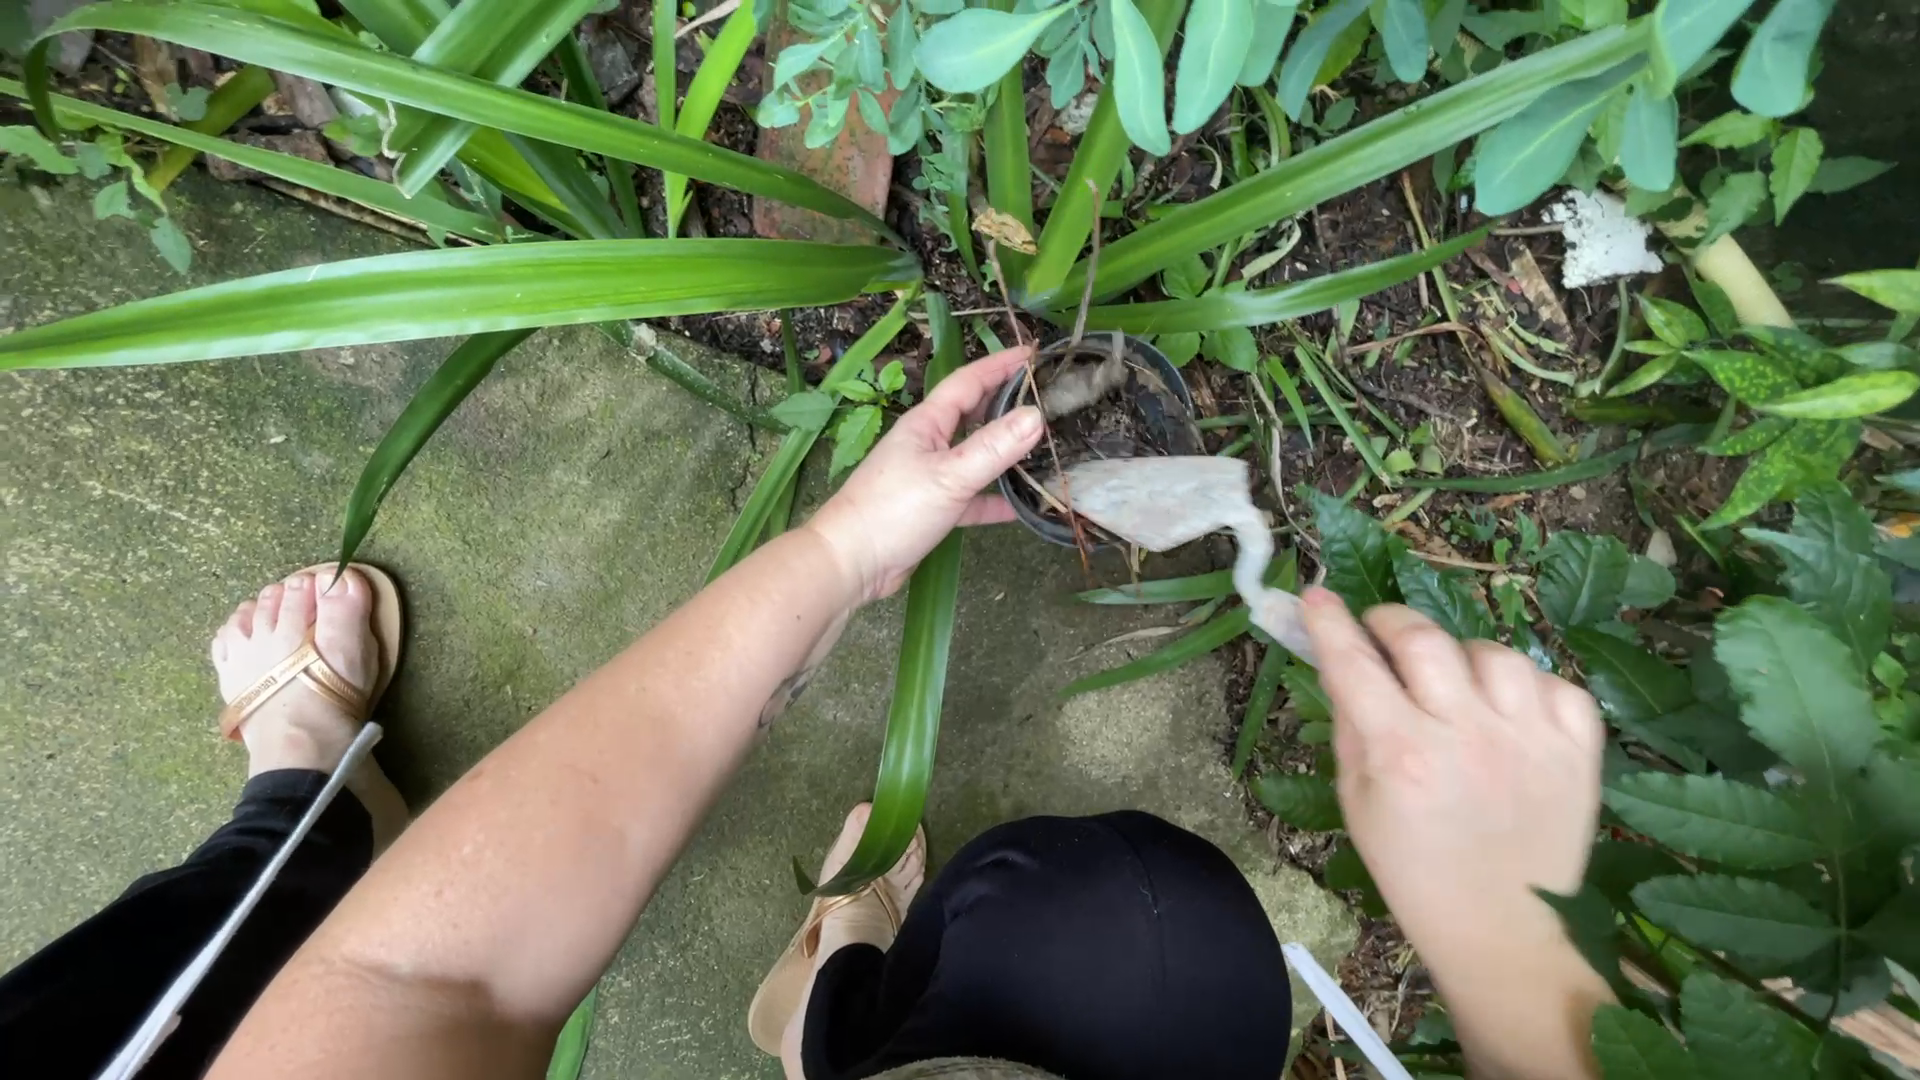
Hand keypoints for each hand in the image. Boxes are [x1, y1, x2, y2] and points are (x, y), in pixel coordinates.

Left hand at [805, 347, 1044, 602]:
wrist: (852, 561)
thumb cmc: (894, 509)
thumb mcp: (950, 476)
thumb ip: (993, 447)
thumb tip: (1036, 415)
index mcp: (927, 423)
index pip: (968, 382)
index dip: (1000, 366)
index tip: (1033, 353)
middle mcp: (928, 443)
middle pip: (973, 415)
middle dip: (1006, 403)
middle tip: (1046, 397)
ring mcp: (930, 477)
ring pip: (975, 457)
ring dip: (1004, 452)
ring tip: (1042, 446)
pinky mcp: (933, 509)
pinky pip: (971, 499)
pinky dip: (993, 500)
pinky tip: (1021, 507)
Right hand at [1301, 588, 1610, 1077]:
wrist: (1501, 928)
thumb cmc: (1409, 863)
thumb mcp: (1355, 794)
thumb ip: (1351, 722)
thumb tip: (1342, 661)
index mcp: (1400, 753)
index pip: (1353, 662)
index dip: (1327, 620)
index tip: (1315, 594)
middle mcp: (1466, 737)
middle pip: (1424, 639)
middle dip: (1389, 620)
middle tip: (1378, 629)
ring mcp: (1531, 742)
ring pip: (1493, 652)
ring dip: (1459, 653)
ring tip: (1449, 677)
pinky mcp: (1581, 755)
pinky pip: (1556, 683)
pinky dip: (1525, 683)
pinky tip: (1505, 706)